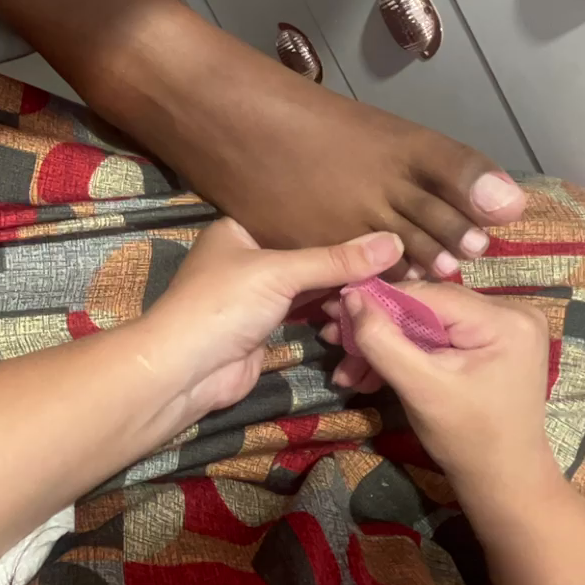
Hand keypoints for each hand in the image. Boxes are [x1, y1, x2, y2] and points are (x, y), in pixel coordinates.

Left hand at [139, 219, 404, 421]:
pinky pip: (304, 310)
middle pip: (303, 252)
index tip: (381, 215)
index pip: (292, 217)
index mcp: (237, 229)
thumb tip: (396, 242)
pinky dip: (329, 308)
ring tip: (390, 274)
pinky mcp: (264, 325)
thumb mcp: (280, 273)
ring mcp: (255, 293)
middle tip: (396, 251)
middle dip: (343, 257)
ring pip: (306, 284)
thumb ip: (336, 260)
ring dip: (339, 285)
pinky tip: (363, 301)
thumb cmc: (224, 304)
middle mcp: (245, 257)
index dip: (333, 219)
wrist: (188, 369)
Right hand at [319, 281, 553, 487]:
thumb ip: (382, 340)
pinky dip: (405, 351)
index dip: (375, 303)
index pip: (425, 294)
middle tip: (333, 342)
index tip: (332, 315)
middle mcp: (510, 310)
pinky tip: (372, 372)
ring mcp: (502, 324)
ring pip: (424, 319)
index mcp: (504, 319)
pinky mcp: (490, 339)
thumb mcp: (418, 388)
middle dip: (377, 329)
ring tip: (348, 369)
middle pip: (423, 305)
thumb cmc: (467, 438)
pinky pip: (436, 333)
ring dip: (385, 343)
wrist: (503, 481)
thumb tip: (350, 295)